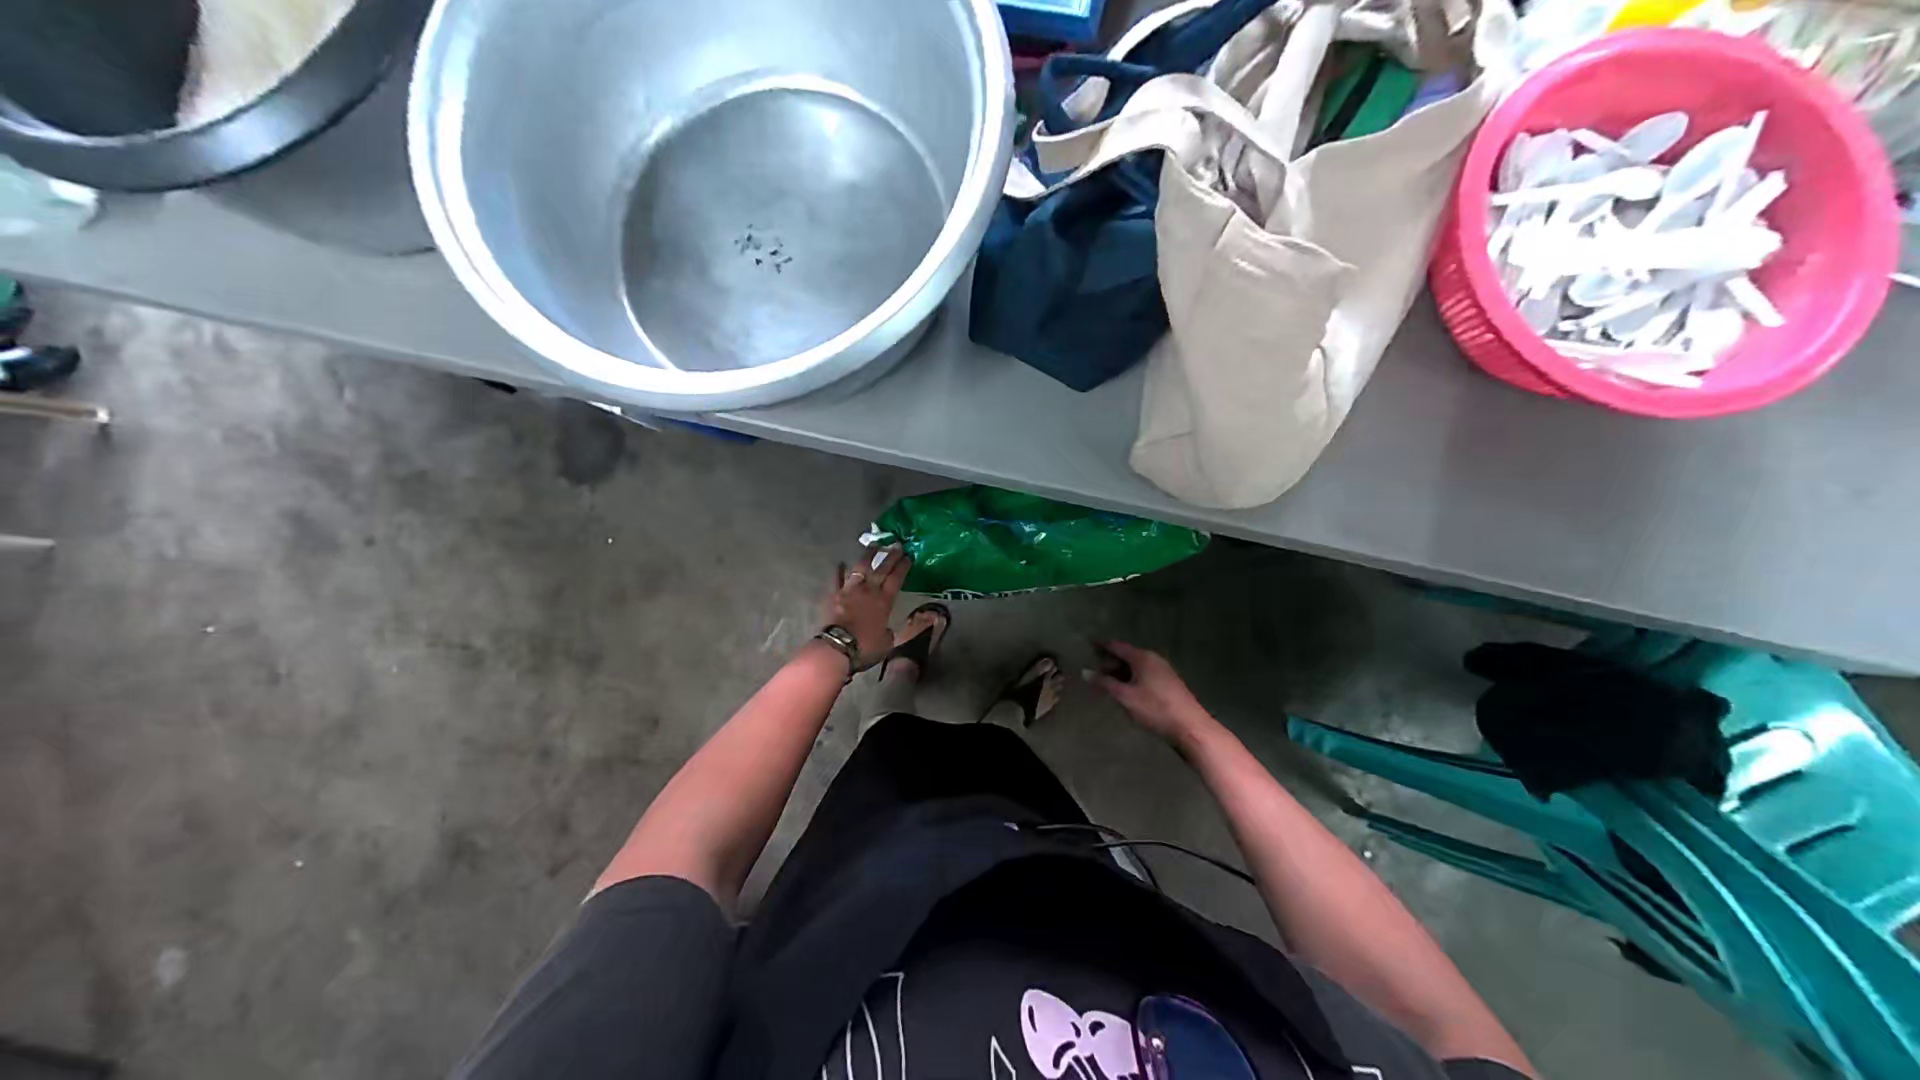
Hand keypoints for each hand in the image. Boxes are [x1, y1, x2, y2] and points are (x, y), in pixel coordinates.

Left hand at [820, 545, 909, 668]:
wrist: (837, 647)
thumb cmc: (866, 646)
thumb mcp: (889, 641)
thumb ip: (894, 631)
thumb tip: (897, 627)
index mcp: (884, 600)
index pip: (897, 578)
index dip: (903, 566)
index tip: (908, 555)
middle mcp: (869, 590)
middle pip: (881, 568)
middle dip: (891, 555)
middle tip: (897, 544)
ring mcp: (850, 589)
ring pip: (860, 566)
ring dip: (868, 555)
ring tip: (875, 544)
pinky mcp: (834, 593)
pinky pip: (837, 578)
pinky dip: (839, 570)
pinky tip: (840, 563)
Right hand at [1084, 641, 1219, 747]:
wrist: (1190, 727)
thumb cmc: (1155, 708)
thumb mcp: (1125, 696)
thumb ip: (1104, 683)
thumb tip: (1085, 672)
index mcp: (1142, 657)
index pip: (1117, 646)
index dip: (1101, 645)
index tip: (1087, 644)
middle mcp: (1153, 659)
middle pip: (1127, 655)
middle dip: (1110, 660)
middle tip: (1093, 667)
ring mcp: (1163, 671)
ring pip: (1136, 666)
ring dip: (1120, 671)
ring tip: (1105, 681)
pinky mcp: (1168, 684)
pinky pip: (1144, 674)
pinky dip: (1131, 678)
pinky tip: (1125, 689)